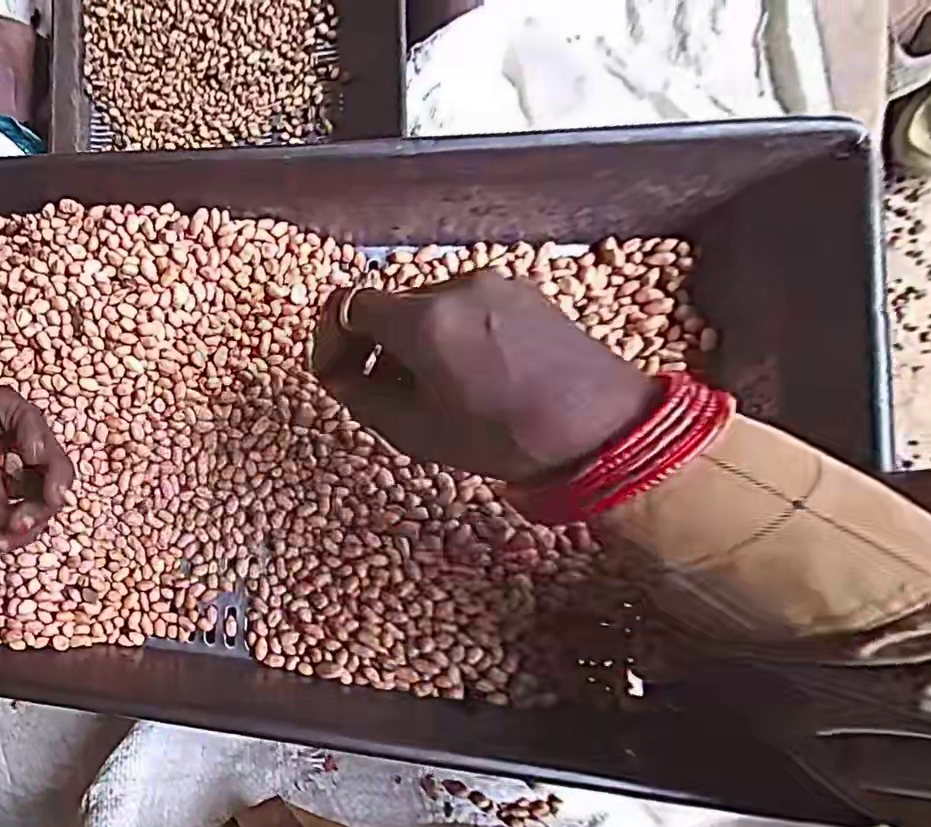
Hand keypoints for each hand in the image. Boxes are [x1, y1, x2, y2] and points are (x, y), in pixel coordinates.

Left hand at [0, 387, 74, 630]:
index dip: (27, 421)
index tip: (33, 453)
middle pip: (34, 439)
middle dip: (52, 465)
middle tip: (54, 496)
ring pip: (43, 477)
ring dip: (44, 502)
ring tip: (17, 529)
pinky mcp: (3, 525)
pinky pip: (36, 512)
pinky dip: (31, 528)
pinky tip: (3, 545)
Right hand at [312, 273, 657, 481]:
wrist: (600, 428)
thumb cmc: (499, 436)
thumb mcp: (413, 430)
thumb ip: (362, 398)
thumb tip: (340, 379)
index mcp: (424, 320)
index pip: (349, 307)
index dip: (330, 340)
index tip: (333, 373)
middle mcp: (456, 287)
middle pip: (387, 306)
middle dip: (368, 346)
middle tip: (371, 388)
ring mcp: (494, 285)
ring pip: (423, 307)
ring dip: (404, 342)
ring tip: (418, 387)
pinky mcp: (521, 292)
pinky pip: (459, 306)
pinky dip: (440, 335)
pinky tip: (457, 373)